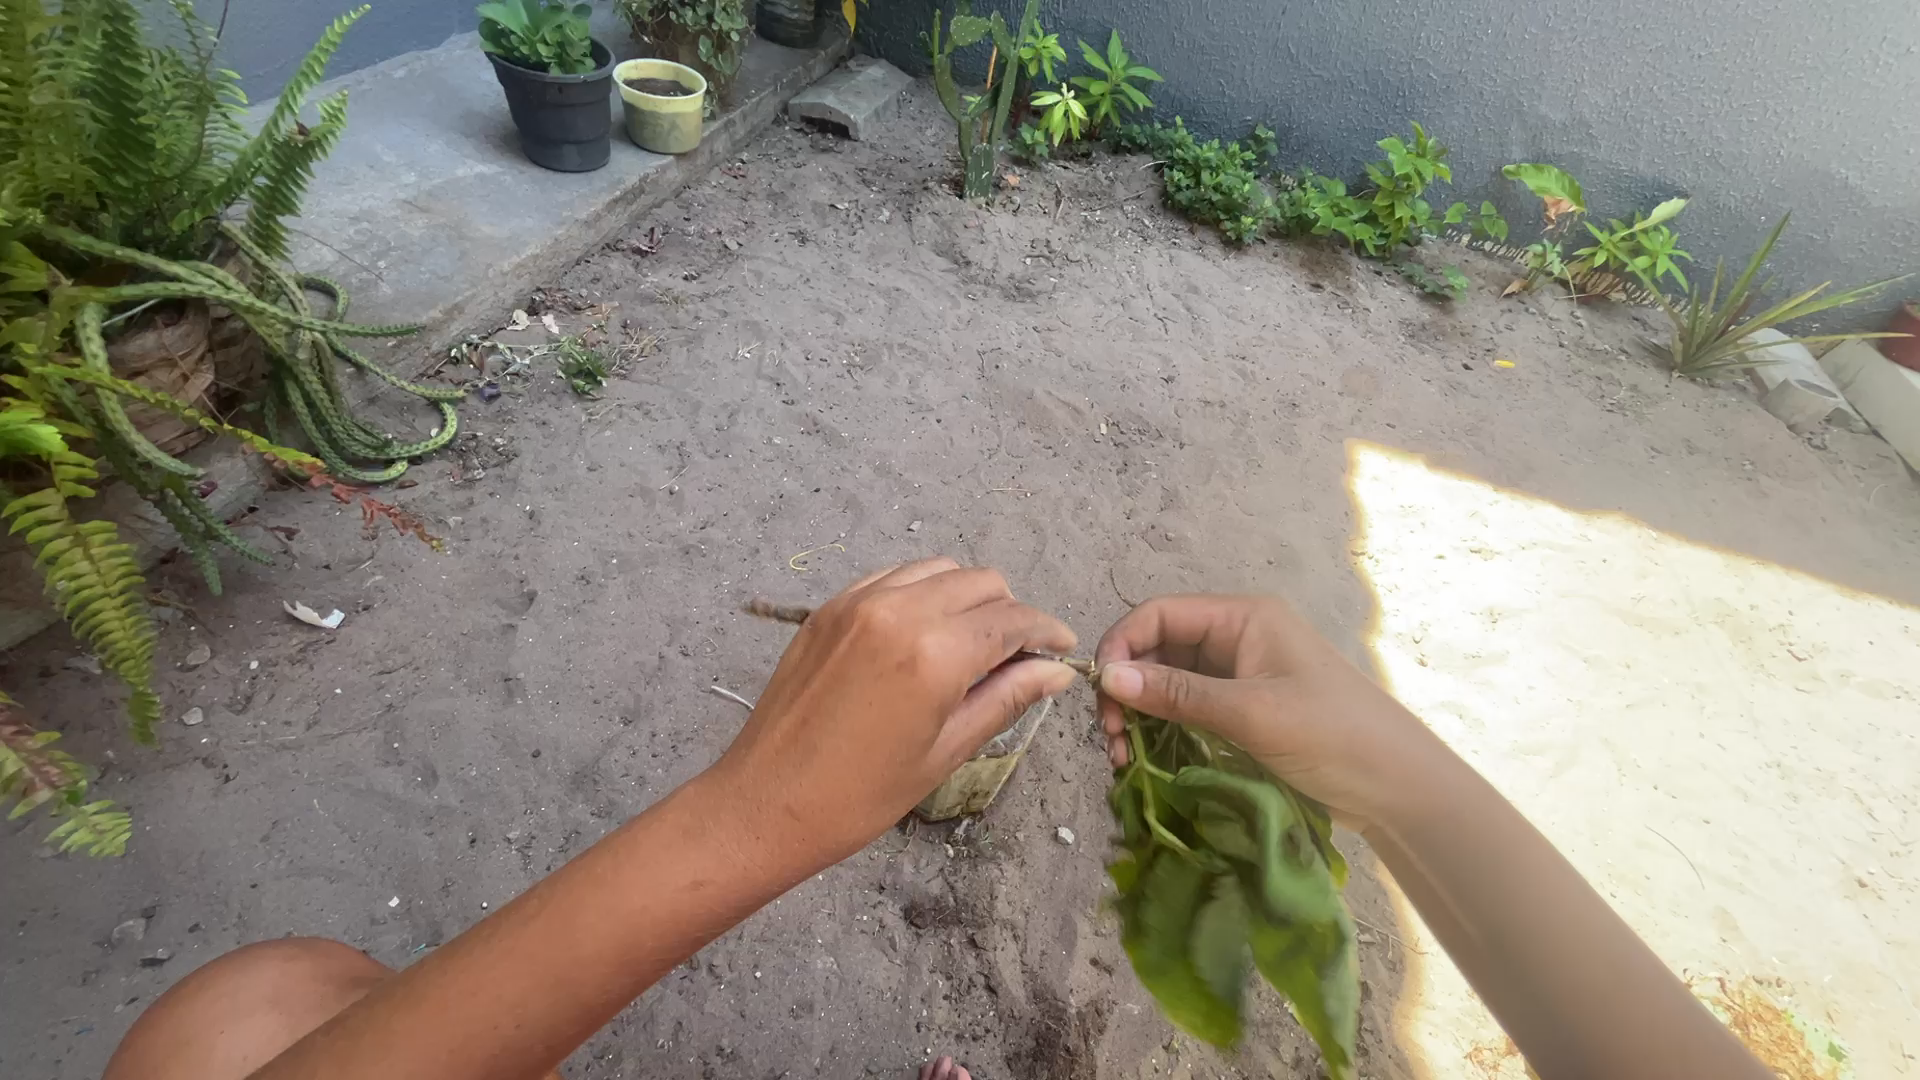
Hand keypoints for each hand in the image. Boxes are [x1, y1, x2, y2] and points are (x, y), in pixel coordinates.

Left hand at [710, 558, 1077, 868]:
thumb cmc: (862, 794)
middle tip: (1012, 655)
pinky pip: (895, 576)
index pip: (1012, 619)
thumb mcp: (946, 751)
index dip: (1046, 631)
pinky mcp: (832, 604)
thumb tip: (1056, 672)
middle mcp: (901, 610)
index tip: (1061, 648)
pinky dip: (922, 592)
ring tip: (967, 641)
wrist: (766, 801)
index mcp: (935, 654)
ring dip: (966, 596)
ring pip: (939, 569)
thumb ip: (1006, 698)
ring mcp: (860, 600)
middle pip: (981, 581)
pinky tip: (921, 630)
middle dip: (1009, 612)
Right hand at [1095, 594, 1456, 834]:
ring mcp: (1237, 675)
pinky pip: (1185, 709)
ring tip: (1122, 756)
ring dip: (1139, 714)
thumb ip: (1177, 693)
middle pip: (1158, 648)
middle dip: (1127, 687)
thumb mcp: (1250, 713)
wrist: (1403, 792)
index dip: (1122, 644)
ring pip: (1167, 682)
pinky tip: (1146, 758)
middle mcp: (1235, 637)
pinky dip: (1161, 730)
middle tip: (1110, 736)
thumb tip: (1107, 677)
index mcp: (1242, 618)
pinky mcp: (1240, 709)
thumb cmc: (1334, 736)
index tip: (1100, 689)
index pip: (1160, 614)